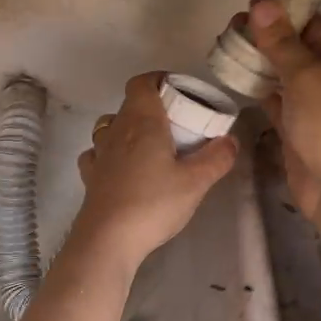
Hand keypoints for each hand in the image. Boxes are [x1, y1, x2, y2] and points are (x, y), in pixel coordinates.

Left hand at [73, 72, 237, 266]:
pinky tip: (123, 168)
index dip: (158, 81)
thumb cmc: (153, 204)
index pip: (142, 83)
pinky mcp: (90, 177)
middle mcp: (116, 131)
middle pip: (129, 105)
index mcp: (142, 121)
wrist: (107, 239)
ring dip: (128, 130)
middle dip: (152, 108)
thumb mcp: (196, 182)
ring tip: (151, 148)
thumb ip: (217, 158)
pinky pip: (97, 154)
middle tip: (177, 127)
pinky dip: (110, 154)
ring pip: (110, 127)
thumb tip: (230, 140)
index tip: (179, 93)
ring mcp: (99, 154)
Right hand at [245, 0, 320, 219]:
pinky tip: (236, 81)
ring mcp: (312, 105)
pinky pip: (274, 101)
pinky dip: (257, 90)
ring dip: (258, 62)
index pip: (312, 23)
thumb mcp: (307, 76)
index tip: (249, 2)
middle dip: (266, 35)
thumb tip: (261, 3)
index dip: (284, 10)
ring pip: (282, 74)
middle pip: (295, 48)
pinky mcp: (296, 129)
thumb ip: (281, 42)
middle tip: (230, 27)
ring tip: (225, 49)